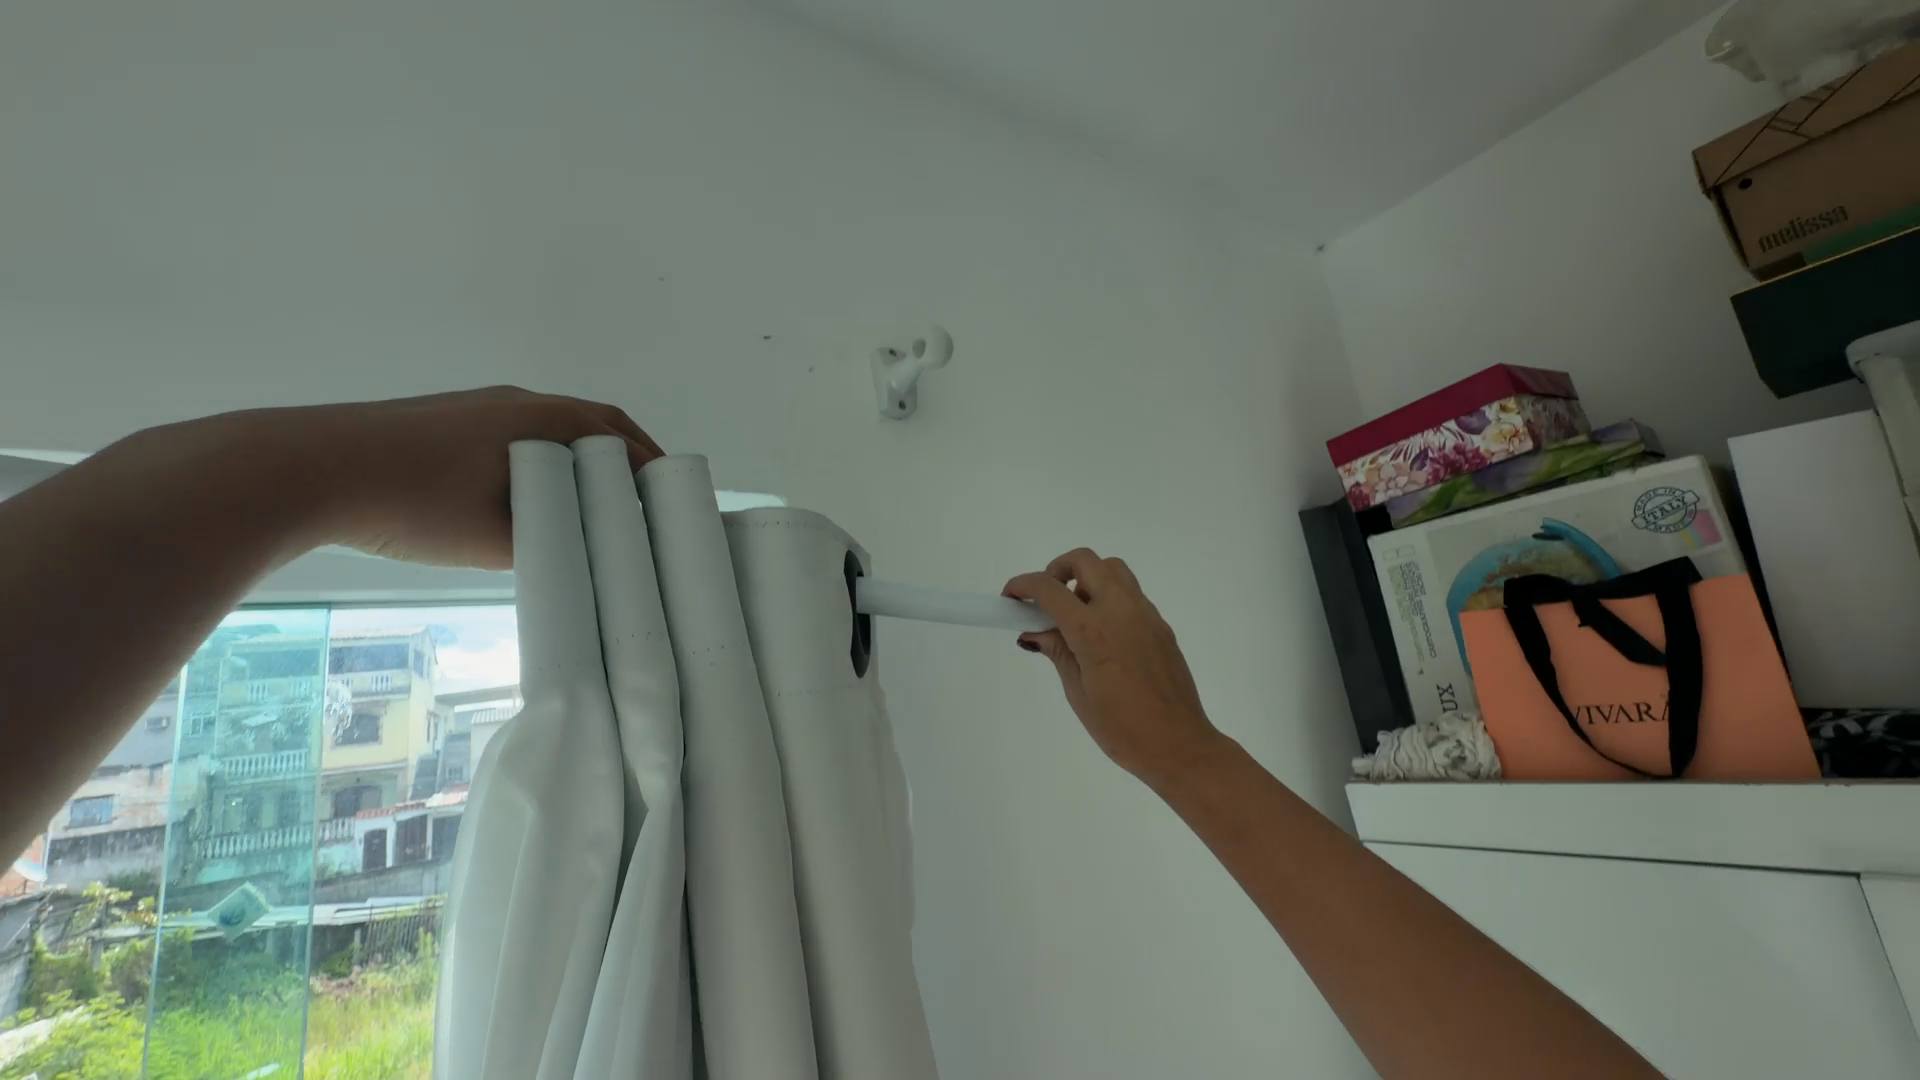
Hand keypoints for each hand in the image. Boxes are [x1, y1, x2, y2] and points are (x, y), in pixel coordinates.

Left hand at [119, 386, 662, 569]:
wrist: (302, 471)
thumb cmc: (415, 502)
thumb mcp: (498, 537)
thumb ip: (550, 543)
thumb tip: (576, 553)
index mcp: (543, 418)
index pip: (620, 433)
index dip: (652, 462)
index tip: (671, 495)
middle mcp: (516, 402)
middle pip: (590, 425)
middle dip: (621, 460)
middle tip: (638, 499)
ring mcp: (475, 407)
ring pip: (549, 430)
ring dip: (578, 459)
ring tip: (588, 503)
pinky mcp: (442, 421)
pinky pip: (514, 436)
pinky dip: (541, 462)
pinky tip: (527, 496)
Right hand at [1004, 549, 1227, 786]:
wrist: (1179, 745)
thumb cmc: (1122, 729)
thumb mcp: (1078, 692)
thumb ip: (1057, 651)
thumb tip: (1034, 632)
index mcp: (1094, 632)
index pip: (1049, 590)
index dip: (1022, 586)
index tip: (1010, 596)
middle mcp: (1121, 612)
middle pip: (1084, 561)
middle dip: (1056, 570)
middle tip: (1045, 599)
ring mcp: (1145, 614)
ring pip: (1112, 569)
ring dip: (1086, 577)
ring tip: (1074, 612)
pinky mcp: (1160, 624)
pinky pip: (1130, 592)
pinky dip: (1108, 596)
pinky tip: (1101, 631)